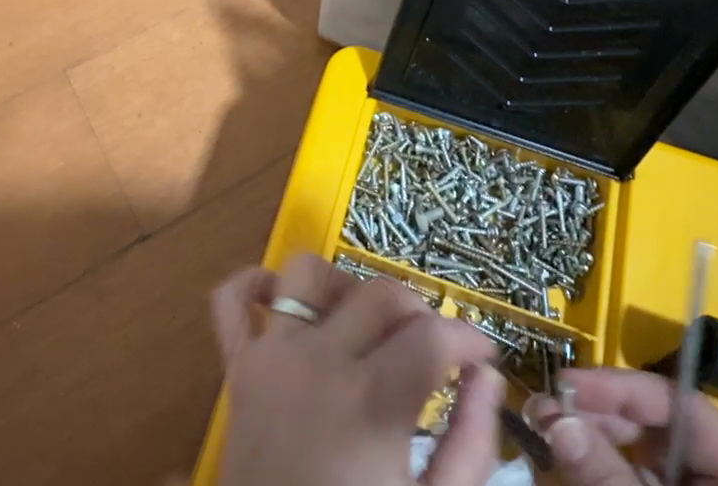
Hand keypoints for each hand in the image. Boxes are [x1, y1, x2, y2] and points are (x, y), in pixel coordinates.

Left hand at [210, 253, 505, 485]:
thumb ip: (470, 443)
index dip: (470, 340)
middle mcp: (318, 361)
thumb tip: (486, 377)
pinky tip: (284, 300)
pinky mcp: (236, 366)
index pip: (433, 336)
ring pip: (307, 274)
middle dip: (419, 311)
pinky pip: (231, 299)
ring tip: (364, 323)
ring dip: (344, 285)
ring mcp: (270, 357)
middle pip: (381, 294)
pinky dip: (255, 284)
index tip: (483, 358)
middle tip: (431, 348)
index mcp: (370, 402)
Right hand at [523, 369, 717, 485]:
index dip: (619, 386)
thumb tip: (555, 417)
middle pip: (648, 429)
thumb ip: (611, 476)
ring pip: (628, 460)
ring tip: (539, 440)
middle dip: (591, 418)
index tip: (565, 382)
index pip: (679, 403)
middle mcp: (717, 479)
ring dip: (582, 447)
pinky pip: (624, 483)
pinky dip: (590, 476)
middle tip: (538, 414)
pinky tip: (555, 470)